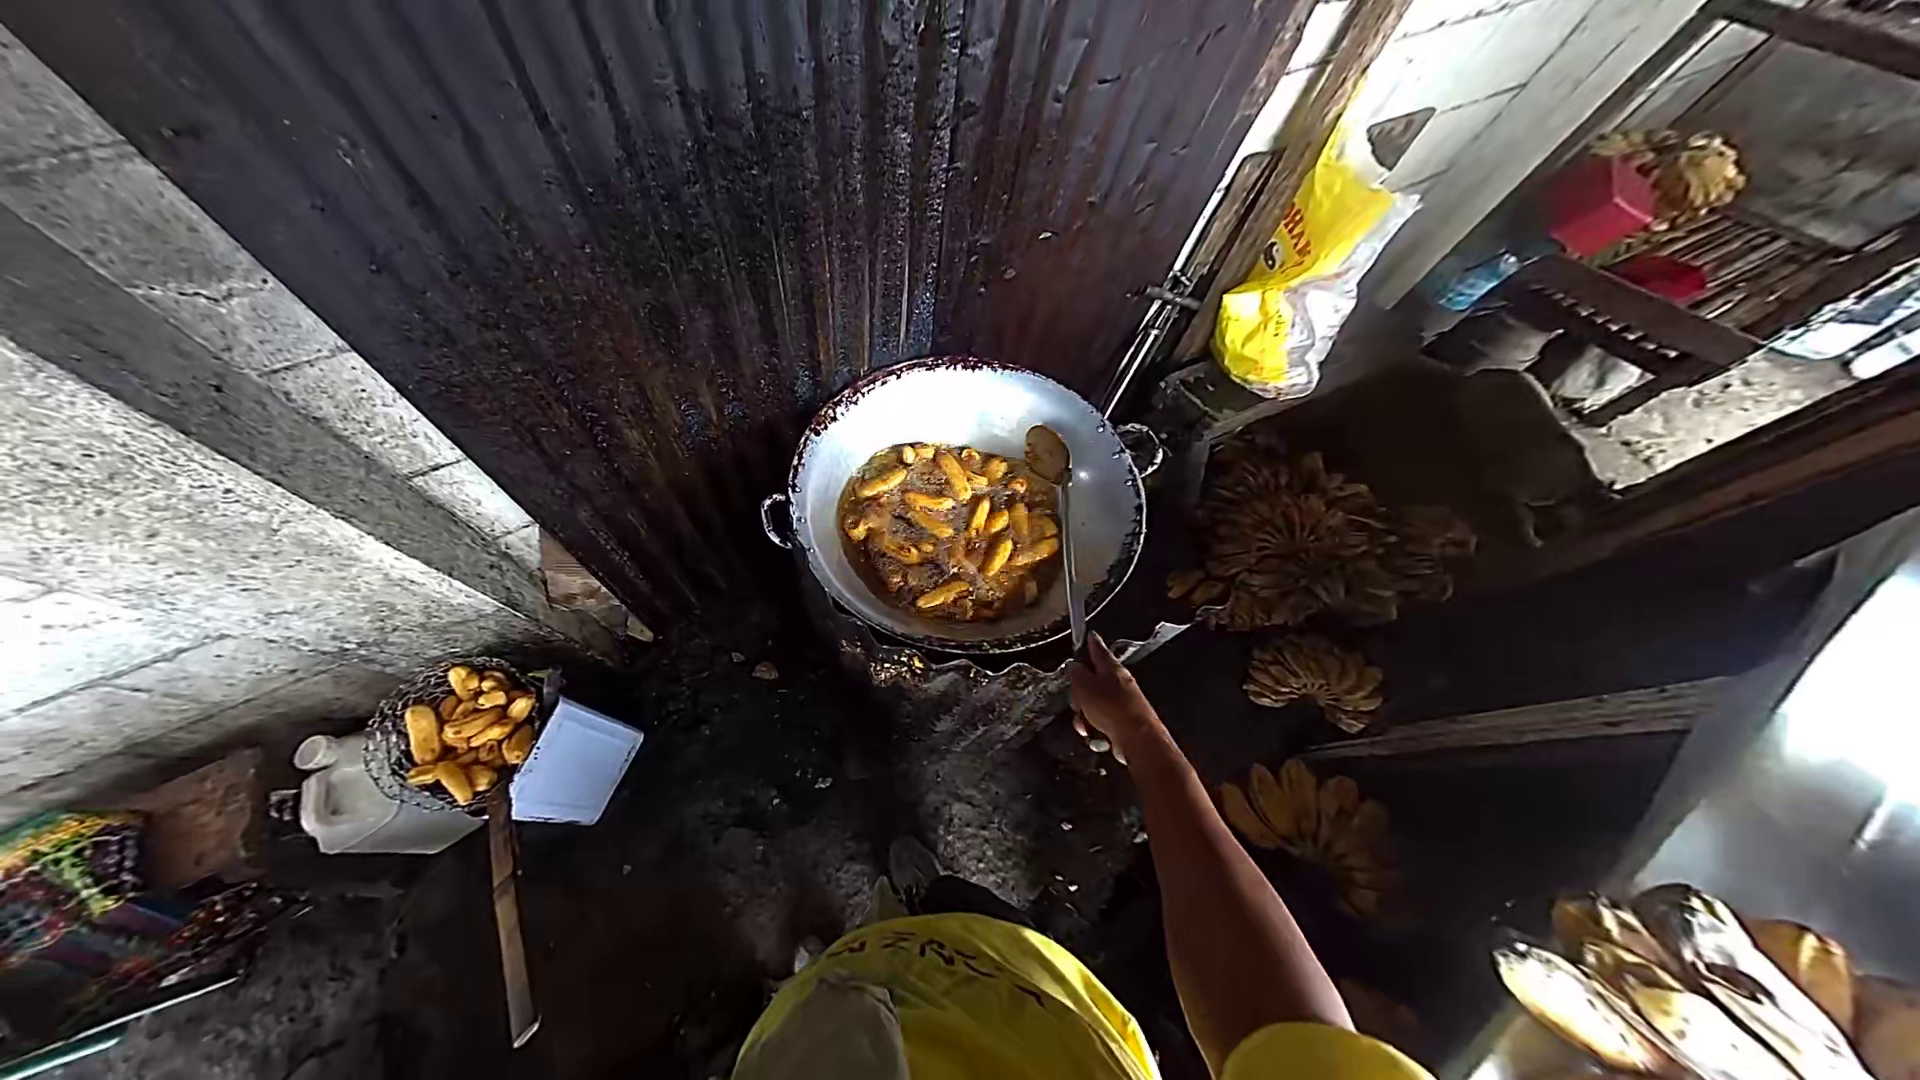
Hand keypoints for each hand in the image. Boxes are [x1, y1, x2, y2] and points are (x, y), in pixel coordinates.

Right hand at [1068, 633, 1162, 763]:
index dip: (1090, 642)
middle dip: (1079, 695)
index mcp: (1111, 668)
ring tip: (1087, 724)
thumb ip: (1075, 673)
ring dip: (1084, 717)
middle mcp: (1118, 683)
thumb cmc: (1113, 708)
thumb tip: (1073, 666)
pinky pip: (1100, 723)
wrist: (1136, 739)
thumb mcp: (1084, 685)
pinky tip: (1097, 735)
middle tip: (1077, 703)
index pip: (1097, 649)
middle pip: (1090, 681)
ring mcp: (1122, 703)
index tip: (1088, 635)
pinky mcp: (1122, 723)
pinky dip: (1095, 730)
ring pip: (1092, 705)